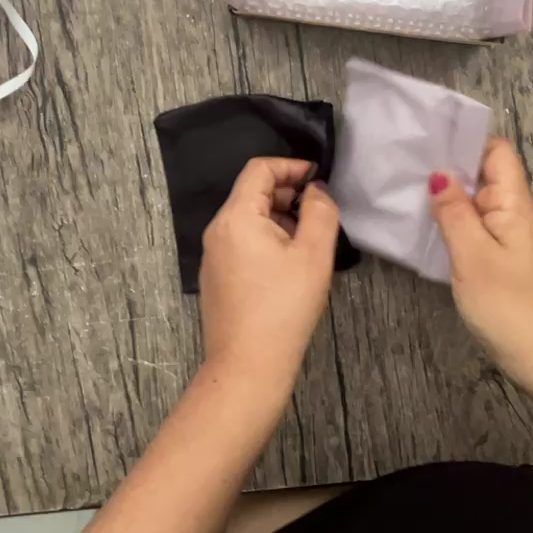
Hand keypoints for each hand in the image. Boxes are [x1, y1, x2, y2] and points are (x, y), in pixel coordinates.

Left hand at [198, 157, 339, 390]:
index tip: (318, 178)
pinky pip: (241, 241)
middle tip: (319, 211)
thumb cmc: (284, 308)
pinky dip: (266, 238)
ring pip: (248, 217)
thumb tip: (316, 189)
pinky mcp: (216, 276)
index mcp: (237, 216)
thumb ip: (320, 211)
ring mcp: (213, 254)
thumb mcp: (314, 254)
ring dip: (279, 217)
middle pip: (252, 192)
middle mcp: (218, 229)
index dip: (291, 166)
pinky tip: (288, 264)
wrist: (248, 367)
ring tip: (309, 240)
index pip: (259, 169)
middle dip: (287, 193)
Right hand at [430, 138, 532, 384]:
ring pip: (478, 199)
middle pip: (485, 172)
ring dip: (449, 195)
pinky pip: (477, 224)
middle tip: (408, 165)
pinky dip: (454, 219)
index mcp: (515, 205)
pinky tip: (429, 226)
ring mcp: (511, 236)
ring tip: (410, 191)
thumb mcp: (472, 256)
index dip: (467, 142)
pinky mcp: (503, 256)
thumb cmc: (508, 306)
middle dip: (450, 166)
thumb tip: (438, 174)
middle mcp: (516, 213)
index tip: (430, 143)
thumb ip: (453, 211)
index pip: (498, 152)